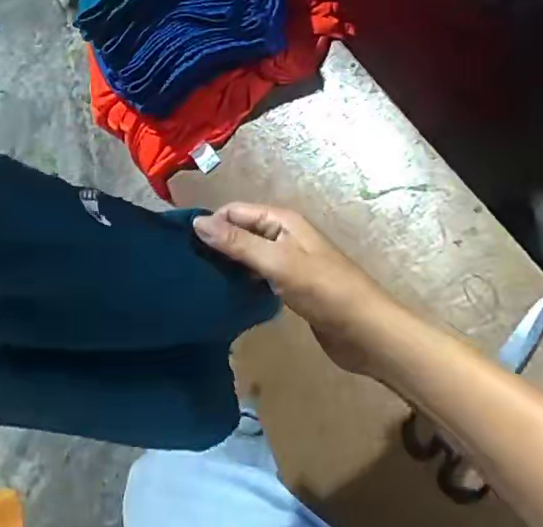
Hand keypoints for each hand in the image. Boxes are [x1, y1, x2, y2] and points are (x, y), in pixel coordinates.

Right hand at [193, 203, 406, 375]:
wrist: (365, 331)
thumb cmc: (323, 290)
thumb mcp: (278, 263)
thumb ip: (238, 243)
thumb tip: (197, 222)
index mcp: (283, 221)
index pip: (236, 211)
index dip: (209, 222)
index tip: (177, 244)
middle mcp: (284, 235)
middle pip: (241, 231)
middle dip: (215, 243)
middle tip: (182, 265)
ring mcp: (288, 262)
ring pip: (248, 255)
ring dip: (226, 263)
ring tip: (195, 280)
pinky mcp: (290, 287)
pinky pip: (258, 276)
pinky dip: (241, 281)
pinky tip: (223, 295)